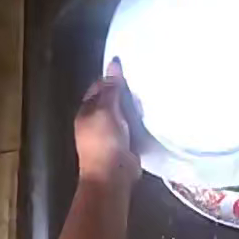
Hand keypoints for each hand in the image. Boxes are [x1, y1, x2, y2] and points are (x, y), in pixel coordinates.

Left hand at [75, 59, 139, 186]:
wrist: (112, 176)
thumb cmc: (104, 141)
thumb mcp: (107, 109)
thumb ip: (112, 88)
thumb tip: (113, 62)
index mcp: (87, 111)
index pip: (99, 87)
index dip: (112, 78)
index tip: (130, 71)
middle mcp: (97, 120)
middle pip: (113, 99)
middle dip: (126, 93)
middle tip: (141, 85)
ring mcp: (111, 133)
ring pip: (125, 112)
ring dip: (135, 107)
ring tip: (148, 97)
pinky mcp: (125, 142)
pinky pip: (133, 125)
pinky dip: (140, 120)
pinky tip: (150, 114)